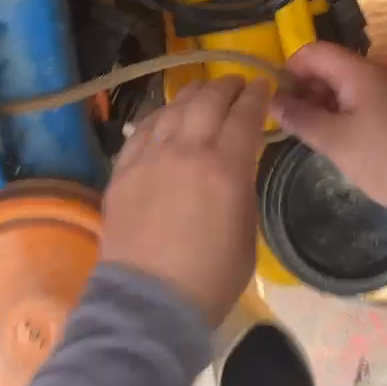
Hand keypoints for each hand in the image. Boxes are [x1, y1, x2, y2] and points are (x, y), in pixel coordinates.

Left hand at [100, 76, 269, 323]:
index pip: (244, 116)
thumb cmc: (210, 278)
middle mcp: (186, 150)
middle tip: (236, 83)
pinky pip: (144, 128)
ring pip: (173, 107)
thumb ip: (243, 186)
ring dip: (193, 94)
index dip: (256, 96)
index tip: (263, 85)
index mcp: (224, 168)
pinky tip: (166, 114)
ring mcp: (150, 155)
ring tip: (203, 91)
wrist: (149, 302)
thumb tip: (239, 160)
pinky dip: (160, 115)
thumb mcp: (246, 232)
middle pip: (208, 101)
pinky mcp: (124, 167)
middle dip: (227, 86)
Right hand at [272, 41, 386, 216]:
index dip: (290, 69)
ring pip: (342, 85)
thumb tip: (270, 100)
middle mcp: (373, 74)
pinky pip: (358, 100)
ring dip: (321, 103)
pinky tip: (336, 139)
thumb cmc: (385, 160)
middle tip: (291, 120)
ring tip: (310, 133)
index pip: (313, 51)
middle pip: (327, 66)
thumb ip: (300, 118)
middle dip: (304, 88)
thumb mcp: (335, 141)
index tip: (277, 98)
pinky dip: (340, 113)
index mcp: (358, 72)